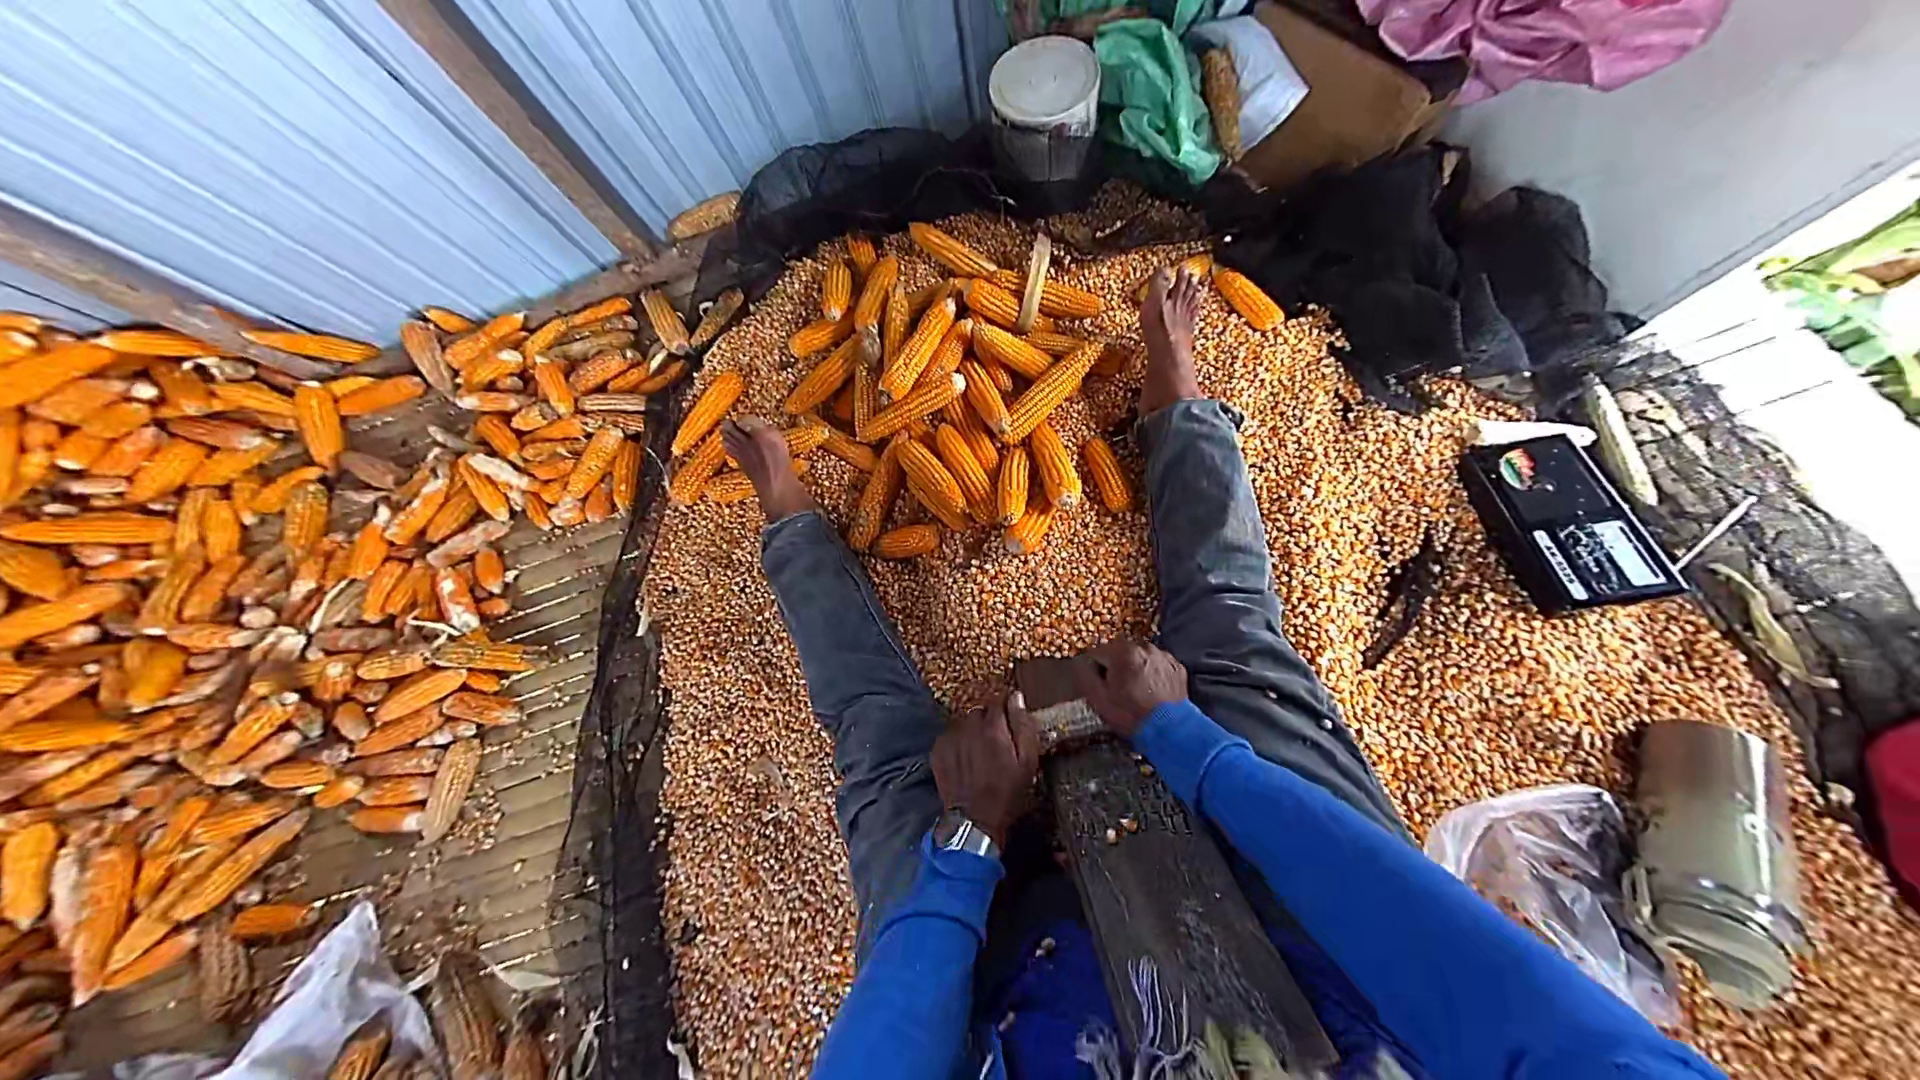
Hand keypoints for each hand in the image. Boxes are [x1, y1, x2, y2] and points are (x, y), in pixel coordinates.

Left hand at [931, 689, 1039, 846]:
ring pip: (963, 724)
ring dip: (971, 733)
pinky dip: (957, 744)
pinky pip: (950, 737)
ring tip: (978, 756)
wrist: (975, 821)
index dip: (1005, 715)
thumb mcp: (1027, 761)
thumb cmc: (1007, 793)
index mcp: (992, 727)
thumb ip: (1023, 725)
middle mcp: (968, 727)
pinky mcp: (937, 750)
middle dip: (988, 723)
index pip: (998, 702)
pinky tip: (965, 762)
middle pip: (979, 712)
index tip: (1008, 728)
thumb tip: (1016, 698)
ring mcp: (950, 738)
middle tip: (995, 745)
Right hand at [1074, 638, 1188, 737]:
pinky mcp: (1176, 667)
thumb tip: (1083, 663)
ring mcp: (1163, 656)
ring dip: (1134, 668)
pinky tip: (1151, 691)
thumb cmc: (1130, 715)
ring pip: (1138, 657)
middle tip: (1119, 691)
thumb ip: (1084, 674)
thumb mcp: (1097, 698)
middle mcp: (1144, 647)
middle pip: (1118, 652)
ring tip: (1137, 692)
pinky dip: (1152, 673)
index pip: (1096, 653)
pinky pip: (1156, 664)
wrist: (1170, 730)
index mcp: (1122, 651)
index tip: (1101, 687)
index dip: (1095, 671)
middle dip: (1115, 667)